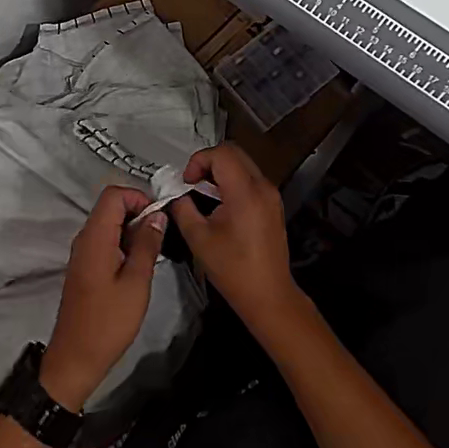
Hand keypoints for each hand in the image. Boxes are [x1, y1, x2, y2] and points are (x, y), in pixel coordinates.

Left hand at [41, 186, 165, 411]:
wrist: (76, 357)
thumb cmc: (109, 321)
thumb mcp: (136, 282)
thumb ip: (147, 244)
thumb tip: (158, 216)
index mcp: (95, 237)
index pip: (114, 195)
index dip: (139, 197)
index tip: (160, 216)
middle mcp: (84, 239)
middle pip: (111, 207)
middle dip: (139, 212)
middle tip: (162, 235)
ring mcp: (83, 253)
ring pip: (109, 224)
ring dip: (133, 229)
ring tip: (154, 251)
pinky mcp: (85, 267)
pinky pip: (105, 241)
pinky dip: (124, 243)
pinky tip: (139, 264)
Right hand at [168, 144, 297, 324]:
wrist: (268, 294)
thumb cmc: (233, 269)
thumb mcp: (198, 238)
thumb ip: (182, 209)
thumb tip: (175, 194)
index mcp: (245, 193)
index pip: (222, 154)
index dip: (198, 161)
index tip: (187, 181)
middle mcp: (263, 187)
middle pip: (234, 153)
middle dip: (208, 162)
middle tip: (192, 182)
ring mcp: (271, 195)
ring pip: (243, 164)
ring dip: (220, 171)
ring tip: (203, 193)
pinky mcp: (273, 204)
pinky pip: (251, 179)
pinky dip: (232, 182)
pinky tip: (220, 204)